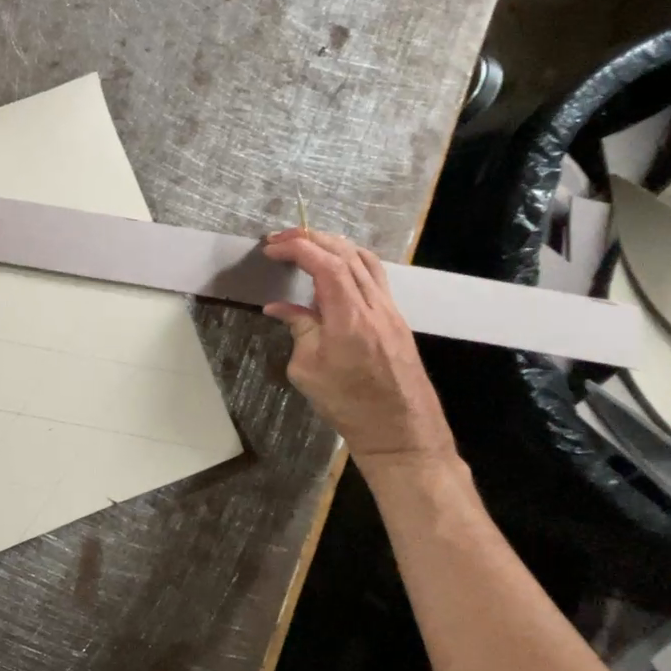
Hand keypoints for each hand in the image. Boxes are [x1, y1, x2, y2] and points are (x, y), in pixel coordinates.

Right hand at [261, 228, 455, 464]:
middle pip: (347, 255)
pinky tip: (331, 270)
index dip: (296, 248)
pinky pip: (374, 277)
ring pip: (366, 261)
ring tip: (305, 245)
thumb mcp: (307, 369)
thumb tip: (280, 308)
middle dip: (311, 239)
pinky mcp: (396, 321)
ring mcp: (391, 312)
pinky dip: (349, 262)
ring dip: (333, 245)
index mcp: (350, 318)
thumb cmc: (348, 404)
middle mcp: (375, 308)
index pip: (325, 265)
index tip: (269, 249)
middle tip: (279, 239)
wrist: (401, 432)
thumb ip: (298, 329)